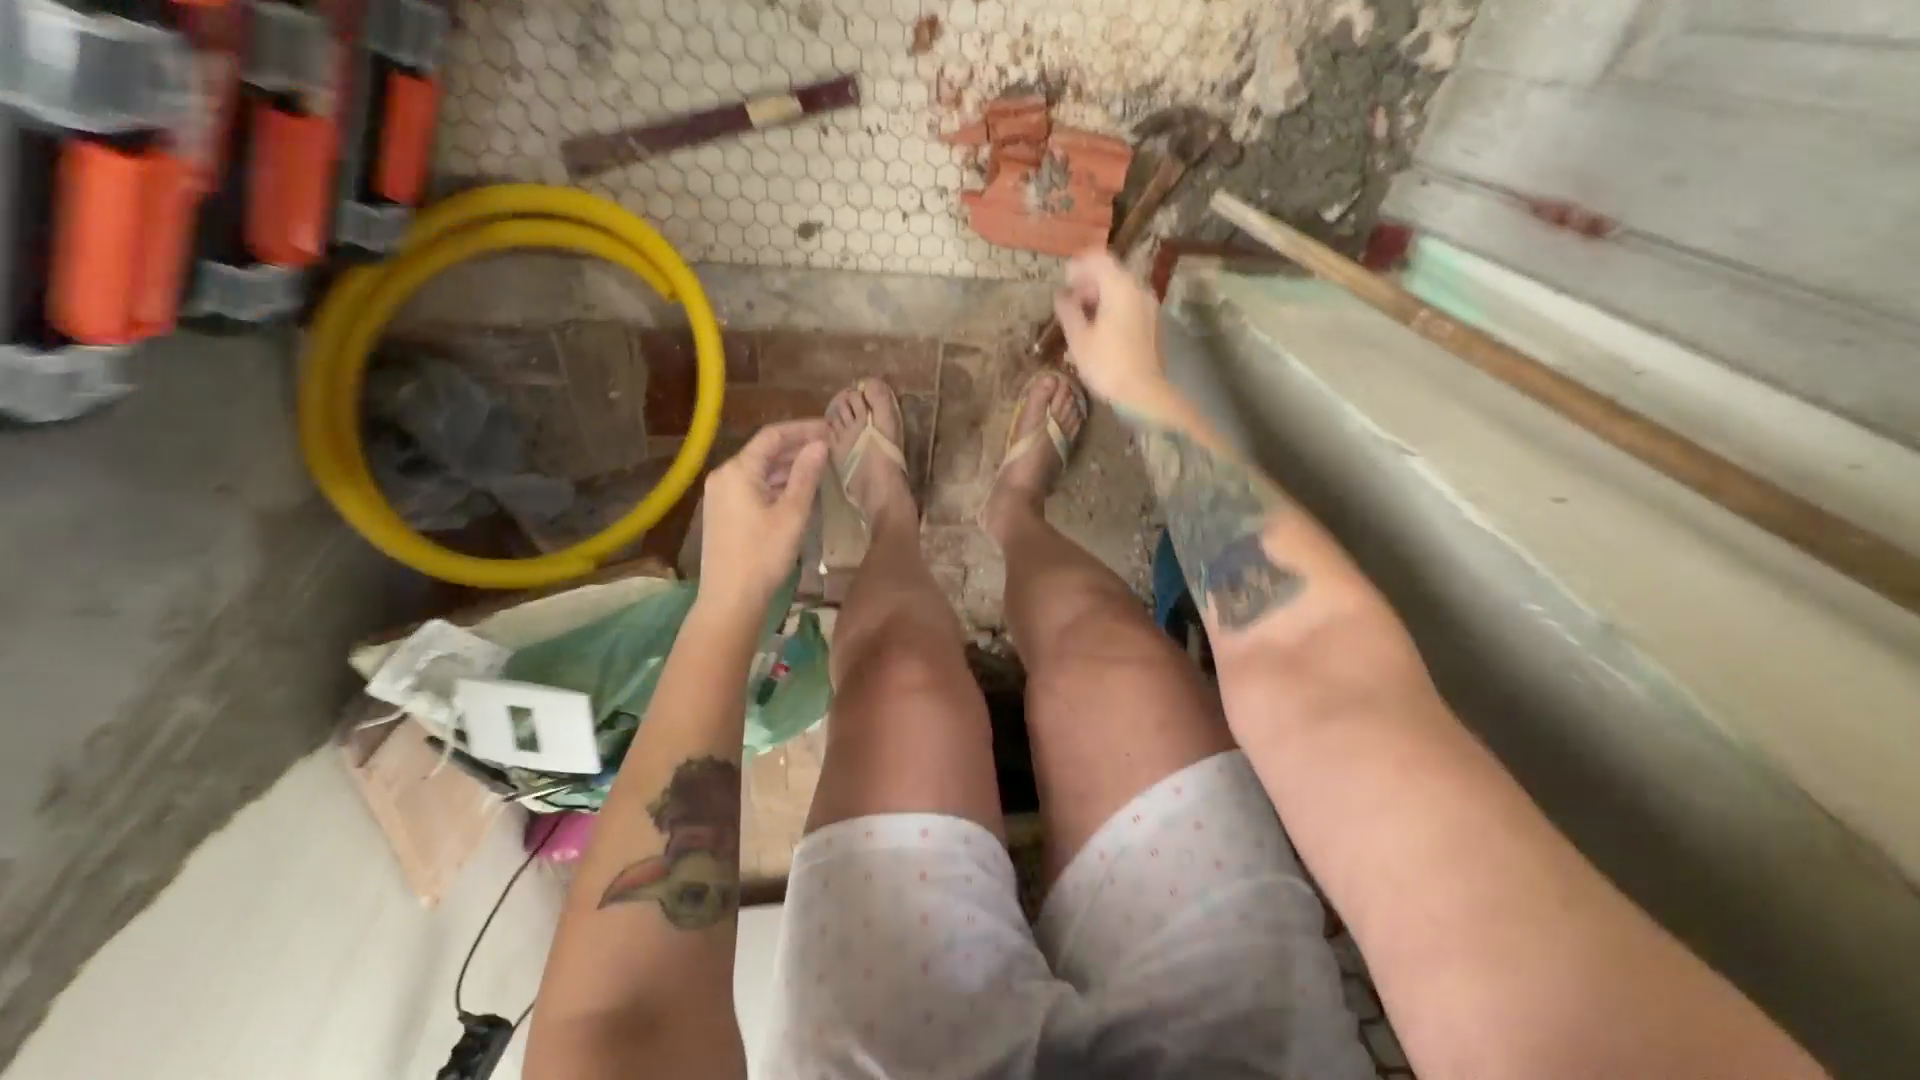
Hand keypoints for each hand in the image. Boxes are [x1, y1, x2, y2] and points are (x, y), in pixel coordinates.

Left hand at [696, 419, 829, 614]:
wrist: (730, 598)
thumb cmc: (763, 555)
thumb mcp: (792, 514)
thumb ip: (806, 475)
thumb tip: (819, 445)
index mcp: (737, 470)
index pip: (772, 436)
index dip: (803, 429)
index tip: (831, 429)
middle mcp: (724, 476)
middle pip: (764, 452)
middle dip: (797, 448)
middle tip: (830, 447)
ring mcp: (721, 496)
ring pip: (759, 471)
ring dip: (788, 467)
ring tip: (820, 467)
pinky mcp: (724, 514)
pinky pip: (753, 488)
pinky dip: (776, 484)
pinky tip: (798, 491)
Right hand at [1055, 249, 1166, 403]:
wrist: (1143, 393)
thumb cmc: (1106, 365)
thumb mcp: (1079, 339)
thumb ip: (1068, 310)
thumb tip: (1061, 296)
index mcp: (1120, 288)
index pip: (1098, 259)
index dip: (1078, 266)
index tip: (1064, 282)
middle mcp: (1138, 290)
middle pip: (1111, 273)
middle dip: (1088, 282)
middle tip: (1070, 302)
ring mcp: (1149, 306)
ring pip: (1121, 288)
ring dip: (1100, 296)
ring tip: (1083, 318)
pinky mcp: (1153, 322)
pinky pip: (1130, 303)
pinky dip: (1113, 306)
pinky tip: (1100, 328)